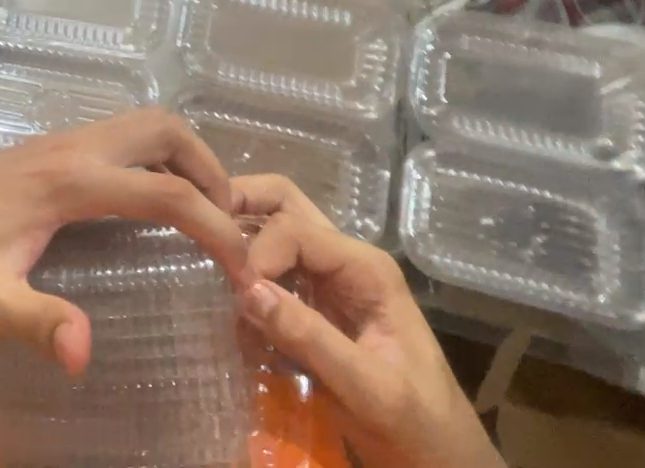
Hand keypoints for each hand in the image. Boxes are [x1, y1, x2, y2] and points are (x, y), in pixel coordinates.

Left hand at [0, 109, 248, 377]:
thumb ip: (35, 322)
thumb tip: (86, 355)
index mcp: (69, 183)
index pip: (164, 191)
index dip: (214, 227)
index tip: (243, 269)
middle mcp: (77, 148)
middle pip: (164, 129)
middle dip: (210, 169)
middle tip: (227, 223)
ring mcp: (69, 139)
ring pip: (147, 122)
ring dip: (188, 155)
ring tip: (204, 208)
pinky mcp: (61, 145)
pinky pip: (128, 132)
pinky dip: (161, 153)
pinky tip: (157, 196)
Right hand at [234, 175, 502, 467]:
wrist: (441, 463)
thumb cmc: (416, 427)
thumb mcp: (369, 390)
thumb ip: (311, 338)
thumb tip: (248, 290)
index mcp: (364, 268)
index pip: (294, 229)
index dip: (258, 251)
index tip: (239, 295)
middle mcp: (344, 260)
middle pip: (284, 203)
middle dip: (241, 205)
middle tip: (202, 230)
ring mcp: (328, 279)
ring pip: (274, 227)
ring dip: (240, 236)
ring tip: (209, 263)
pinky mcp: (313, 304)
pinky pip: (272, 268)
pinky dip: (245, 273)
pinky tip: (230, 301)